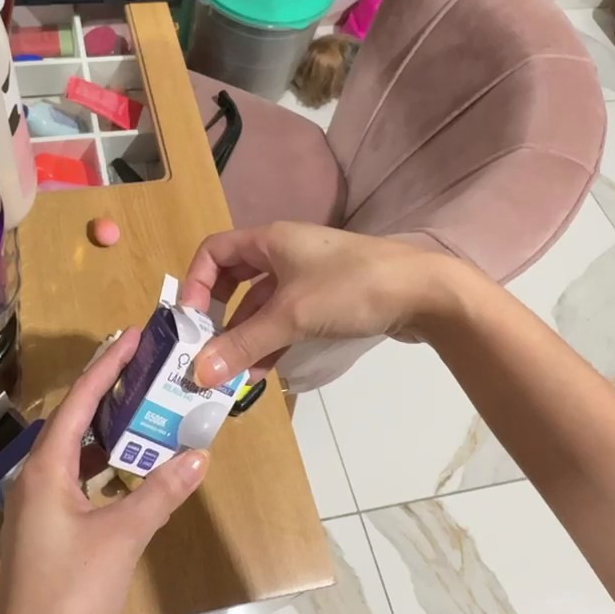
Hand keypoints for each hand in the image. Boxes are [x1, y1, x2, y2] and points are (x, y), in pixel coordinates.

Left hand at [0, 326, 209, 613]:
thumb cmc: (71, 594)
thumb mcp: (121, 539)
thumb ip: (159, 493)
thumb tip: (199, 455)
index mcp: (45, 469)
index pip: (77, 400)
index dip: (107, 365)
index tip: (133, 335)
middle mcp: (34, 478)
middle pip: (72, 419)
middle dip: (106, 389)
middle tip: (144, 365)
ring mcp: (36, 506)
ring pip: (72, 450)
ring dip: (104, 427)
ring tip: (141, 405)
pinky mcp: (43, 529)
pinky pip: (73, 477)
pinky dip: (100, 462)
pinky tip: (124, 465)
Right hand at [179, 222, 479, 387]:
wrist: (424, 292)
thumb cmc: (349, 288)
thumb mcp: (291, 316)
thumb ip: (244, 344)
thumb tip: (198, 371)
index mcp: (269, 240)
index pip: (214, 251)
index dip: (196, 283)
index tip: (190, 321)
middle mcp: (283, 251)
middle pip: (235, 279)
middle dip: (220, 315)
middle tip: (208, 348)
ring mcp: (307, 275)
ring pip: (262, 303)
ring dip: (246, 335)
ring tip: (234, 373)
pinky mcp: (327, 297)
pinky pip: (286, 316)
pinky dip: (271, 340)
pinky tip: (265, 372)